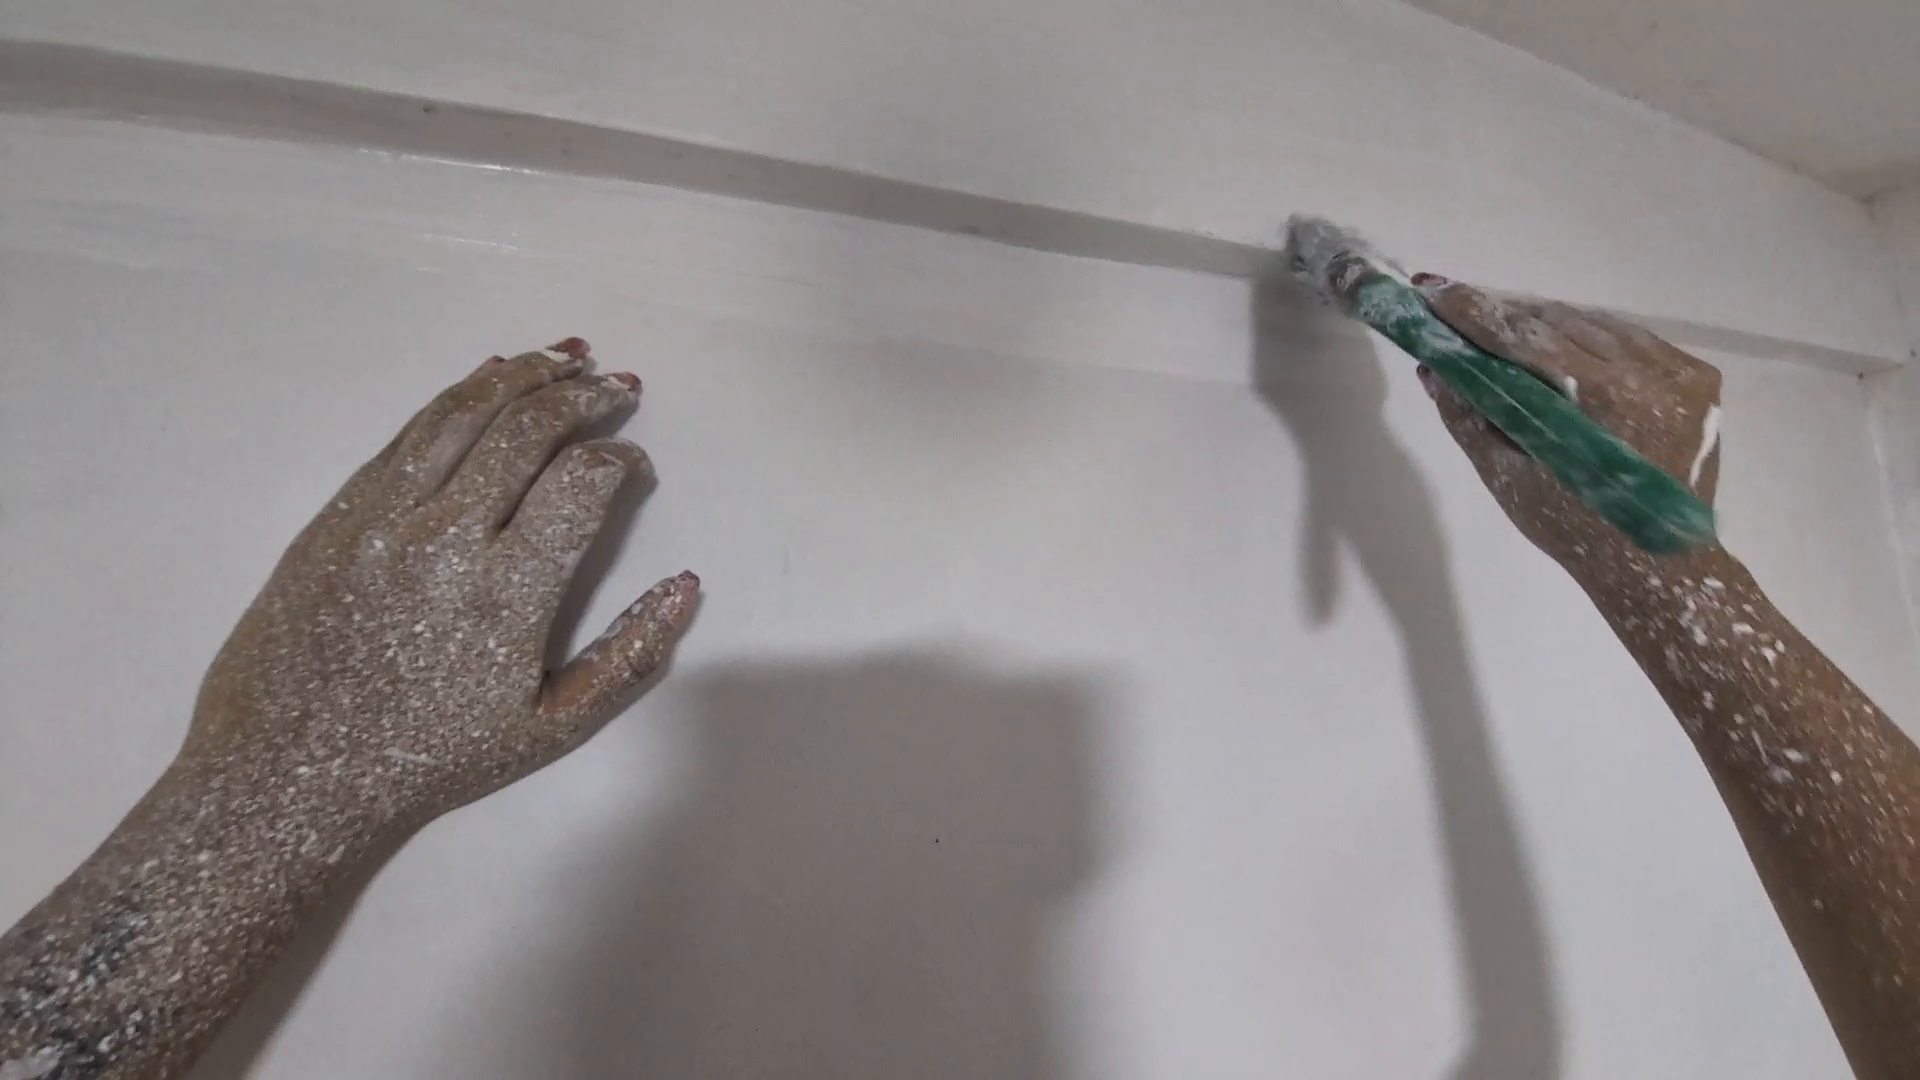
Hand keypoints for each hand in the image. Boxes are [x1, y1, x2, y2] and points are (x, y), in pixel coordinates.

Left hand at [185, 339, 698, 838]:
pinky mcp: (338, 515)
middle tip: (620, 384)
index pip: (582, 483)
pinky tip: (490, 374)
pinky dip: (458, 393)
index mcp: (508, 591)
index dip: (621, 459)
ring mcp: (382, 519)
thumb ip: (632, 653)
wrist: (282, 784)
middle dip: (584, 398)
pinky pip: (407, 434)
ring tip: (567, 354)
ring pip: (464, 416)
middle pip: (527, 432)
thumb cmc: (435, 757)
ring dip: (524, 376)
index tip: (637, 465)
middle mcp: (446, 538)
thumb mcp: (556, 724)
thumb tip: (688, 584)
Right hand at [1412, 275, 1723, 577]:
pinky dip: (1583, 334)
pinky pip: (1628, 338)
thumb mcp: (1503, 474)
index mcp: (1596, 399)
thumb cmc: (1568, 526)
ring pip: (1593, 324)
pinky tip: (1553, 340)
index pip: (1521, 338)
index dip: (1471, 313)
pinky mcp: (1696, 377)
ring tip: (1495, 323)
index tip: (1431, 290)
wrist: (1656, 561)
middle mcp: (1646, 372)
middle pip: (1556, 323)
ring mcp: (1678, 370)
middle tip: (1452, 304)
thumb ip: (1468, 415)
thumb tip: (1433, 368)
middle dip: (1499, 312)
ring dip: (1538, 321)